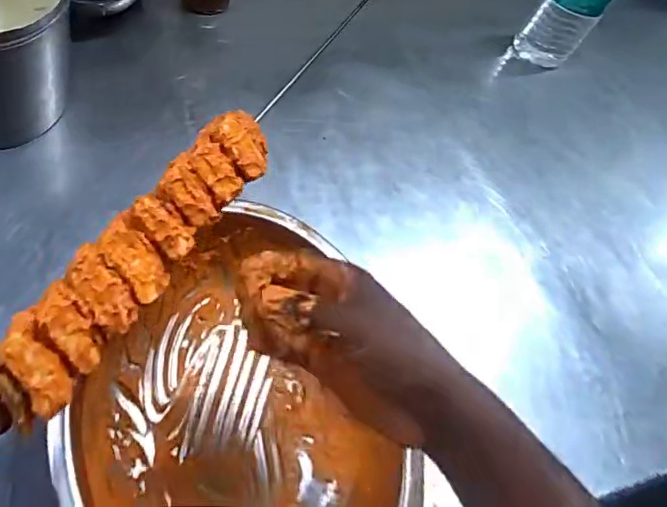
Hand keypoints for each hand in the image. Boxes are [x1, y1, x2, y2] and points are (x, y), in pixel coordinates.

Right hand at [239, 253, 472, 446]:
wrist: (427, 403)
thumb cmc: (397, 349)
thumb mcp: (355, 322)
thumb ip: (312, 310)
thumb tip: (272, 299)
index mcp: (346, 281)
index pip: (304, 264)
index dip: (277, 263)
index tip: (247, 267)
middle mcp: (334, 303)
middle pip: (293, 291)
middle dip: (267, 292)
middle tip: (238, 297)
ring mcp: (330, 333)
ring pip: (290, 321)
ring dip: (268, 321)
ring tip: (243, 322)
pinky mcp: (327, 363)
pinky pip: (294, 348)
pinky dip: (275, 346)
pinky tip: (256, 346)